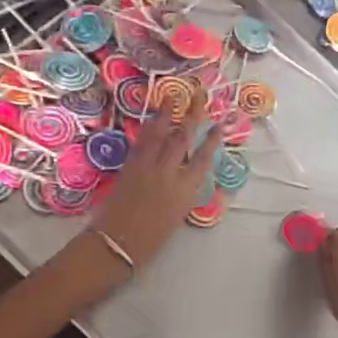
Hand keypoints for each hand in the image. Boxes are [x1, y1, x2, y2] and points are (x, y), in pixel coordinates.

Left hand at [88, 89, 220, 266]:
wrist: (117, 243)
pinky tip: (152, 119)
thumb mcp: (176, 216)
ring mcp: (147, 167)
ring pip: (160, 134)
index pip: (203, 158)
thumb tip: (184, 173)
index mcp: (185, 191)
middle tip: (199, 94)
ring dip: (168, 113)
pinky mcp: (129, 166)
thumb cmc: (150, 239)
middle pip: (183, 138)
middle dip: (193, 114)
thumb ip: (182, 192)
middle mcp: (169, 174)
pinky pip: (142, 142)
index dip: (213, 139)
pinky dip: (148, 129)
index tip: (220, 124)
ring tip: (174, 96)